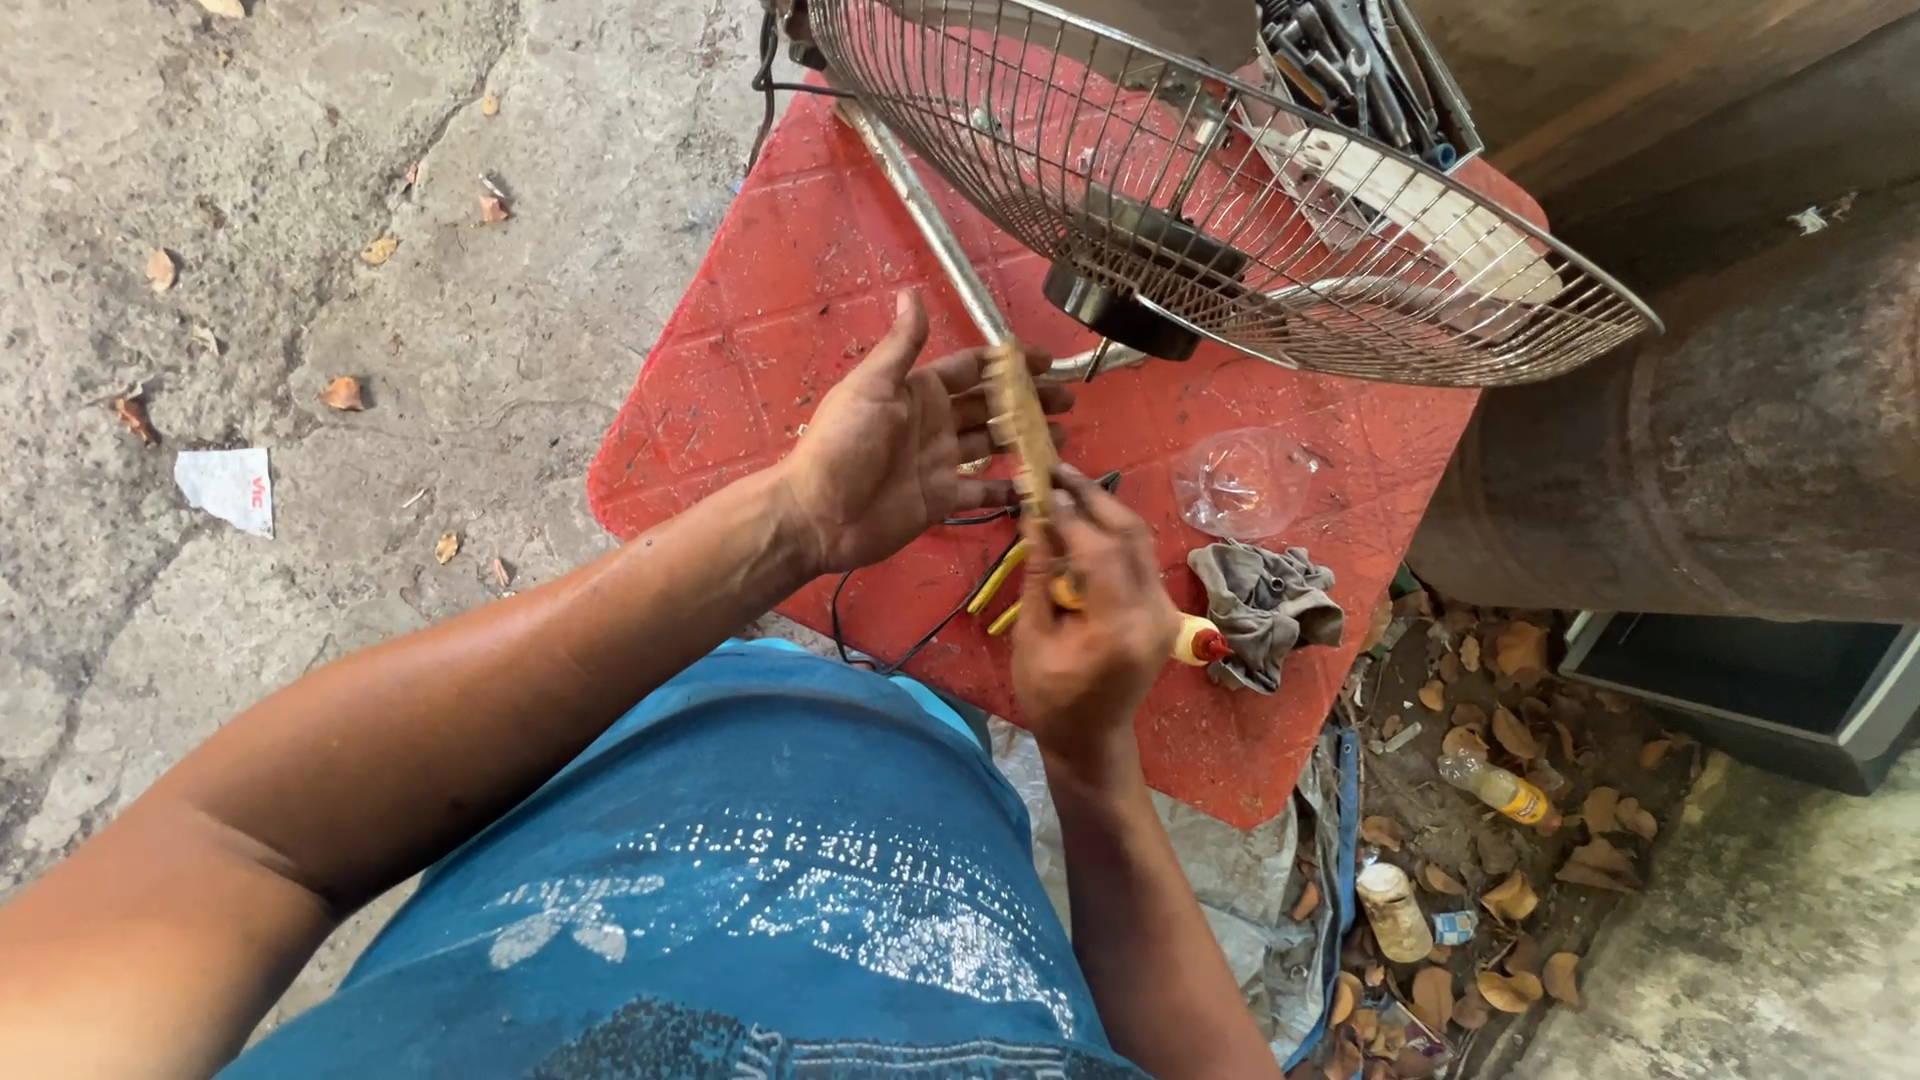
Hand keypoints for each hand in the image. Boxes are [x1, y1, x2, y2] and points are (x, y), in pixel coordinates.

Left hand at [775, 290, 1071, 573]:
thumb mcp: (872, 386)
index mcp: (920, 392)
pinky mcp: (941, 500)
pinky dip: (1008, 490)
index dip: (1010, 363)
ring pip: (992, 447)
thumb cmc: (843, 443)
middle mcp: (935, 424)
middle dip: (1028, 402)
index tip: (1047, 361)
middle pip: (991, 407)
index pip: (973, 370)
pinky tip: (1036, 485)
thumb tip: (912, 293)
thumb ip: (901, 346)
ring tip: (1062, 440)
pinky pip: (982, 492)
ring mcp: (940, 463)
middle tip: (1067, 402)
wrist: (819, 512)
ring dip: (1025, 440)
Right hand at [1012, 465, 1180, 781]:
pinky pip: (1140, 559)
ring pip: (1141, 542)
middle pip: (1131, 535)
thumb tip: (1035, 519)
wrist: (1092, 739)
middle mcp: (1153, 615)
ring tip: (1068, 488)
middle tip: (1059, 471)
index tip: (1042, 489)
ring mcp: (1164, 612)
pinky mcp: (1163, 611)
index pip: (1099, 552)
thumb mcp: (1032, 638)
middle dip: (1094, 497)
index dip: (1069, 515)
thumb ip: (1039, 576)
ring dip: (1105, 511)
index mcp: (1117, 629)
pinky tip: (1085, 522)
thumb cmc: (1050, 698)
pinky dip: (1113, 535)